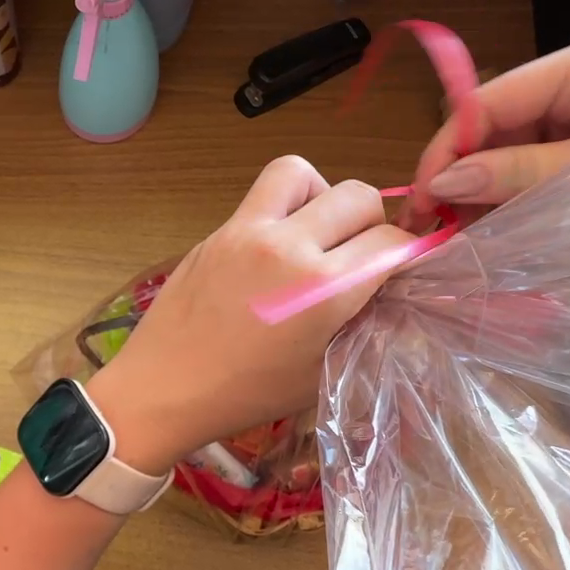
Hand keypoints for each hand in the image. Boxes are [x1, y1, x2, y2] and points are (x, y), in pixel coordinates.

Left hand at [85, 156, 411, 475]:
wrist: (162, 391)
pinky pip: (257, 198)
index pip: (394, 242)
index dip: (408, 255)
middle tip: (357, 256)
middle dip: (371, 223)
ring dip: (318, 195)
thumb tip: (379, 290)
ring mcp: (244, 234)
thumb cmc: (242, 396)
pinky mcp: (213, 236)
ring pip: (299, 174)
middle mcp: (286, 247)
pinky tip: (269, 251)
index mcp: (323, 289)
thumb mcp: (319, 373)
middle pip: (357, 196)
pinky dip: (277, 210)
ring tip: (311, 235)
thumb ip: (356, 323)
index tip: (399, 271)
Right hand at [410, 28, 569, 216]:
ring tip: (460, 241)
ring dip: (482, 199)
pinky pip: (537, 175)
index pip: (488, 101)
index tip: (419, 204)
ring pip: (510, 157)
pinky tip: (495, 234)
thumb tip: (441, 182)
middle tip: (433, 232)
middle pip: (495, 129)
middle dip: (460, 179)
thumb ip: (523, 174)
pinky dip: (512, 206)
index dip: (444, 151)